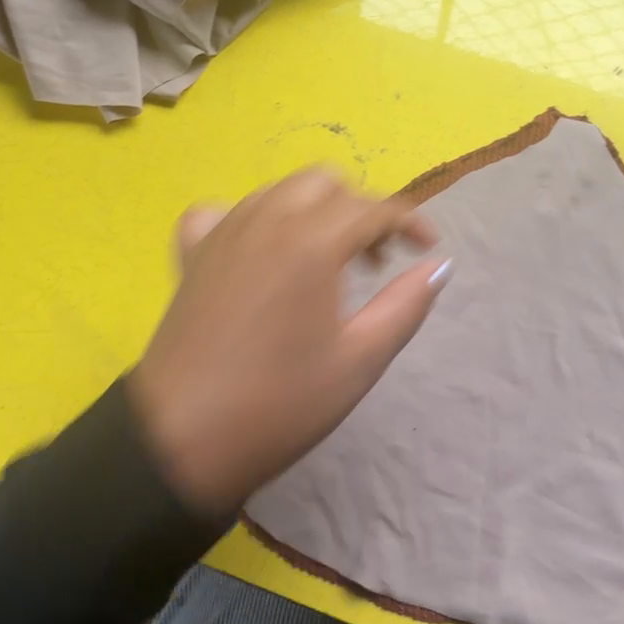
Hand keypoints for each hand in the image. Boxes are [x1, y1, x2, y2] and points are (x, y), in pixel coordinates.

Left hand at [130, 168, 451, 514]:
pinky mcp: (190, 255)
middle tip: (375, 261)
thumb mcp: (361, 359)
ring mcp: (221, 233)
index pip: (373, 208)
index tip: (427, 248)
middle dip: (359, 211)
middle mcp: (265, 220)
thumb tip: (439, 265)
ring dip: (314, 212)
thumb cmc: (283, 402)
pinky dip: (252, 220)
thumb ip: (406, 304)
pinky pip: (224, 212)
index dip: (409, 221)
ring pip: (278, 192)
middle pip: (324, 185)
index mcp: (311, 241)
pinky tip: (260, 253)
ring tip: (327, 263)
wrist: (184, 439)